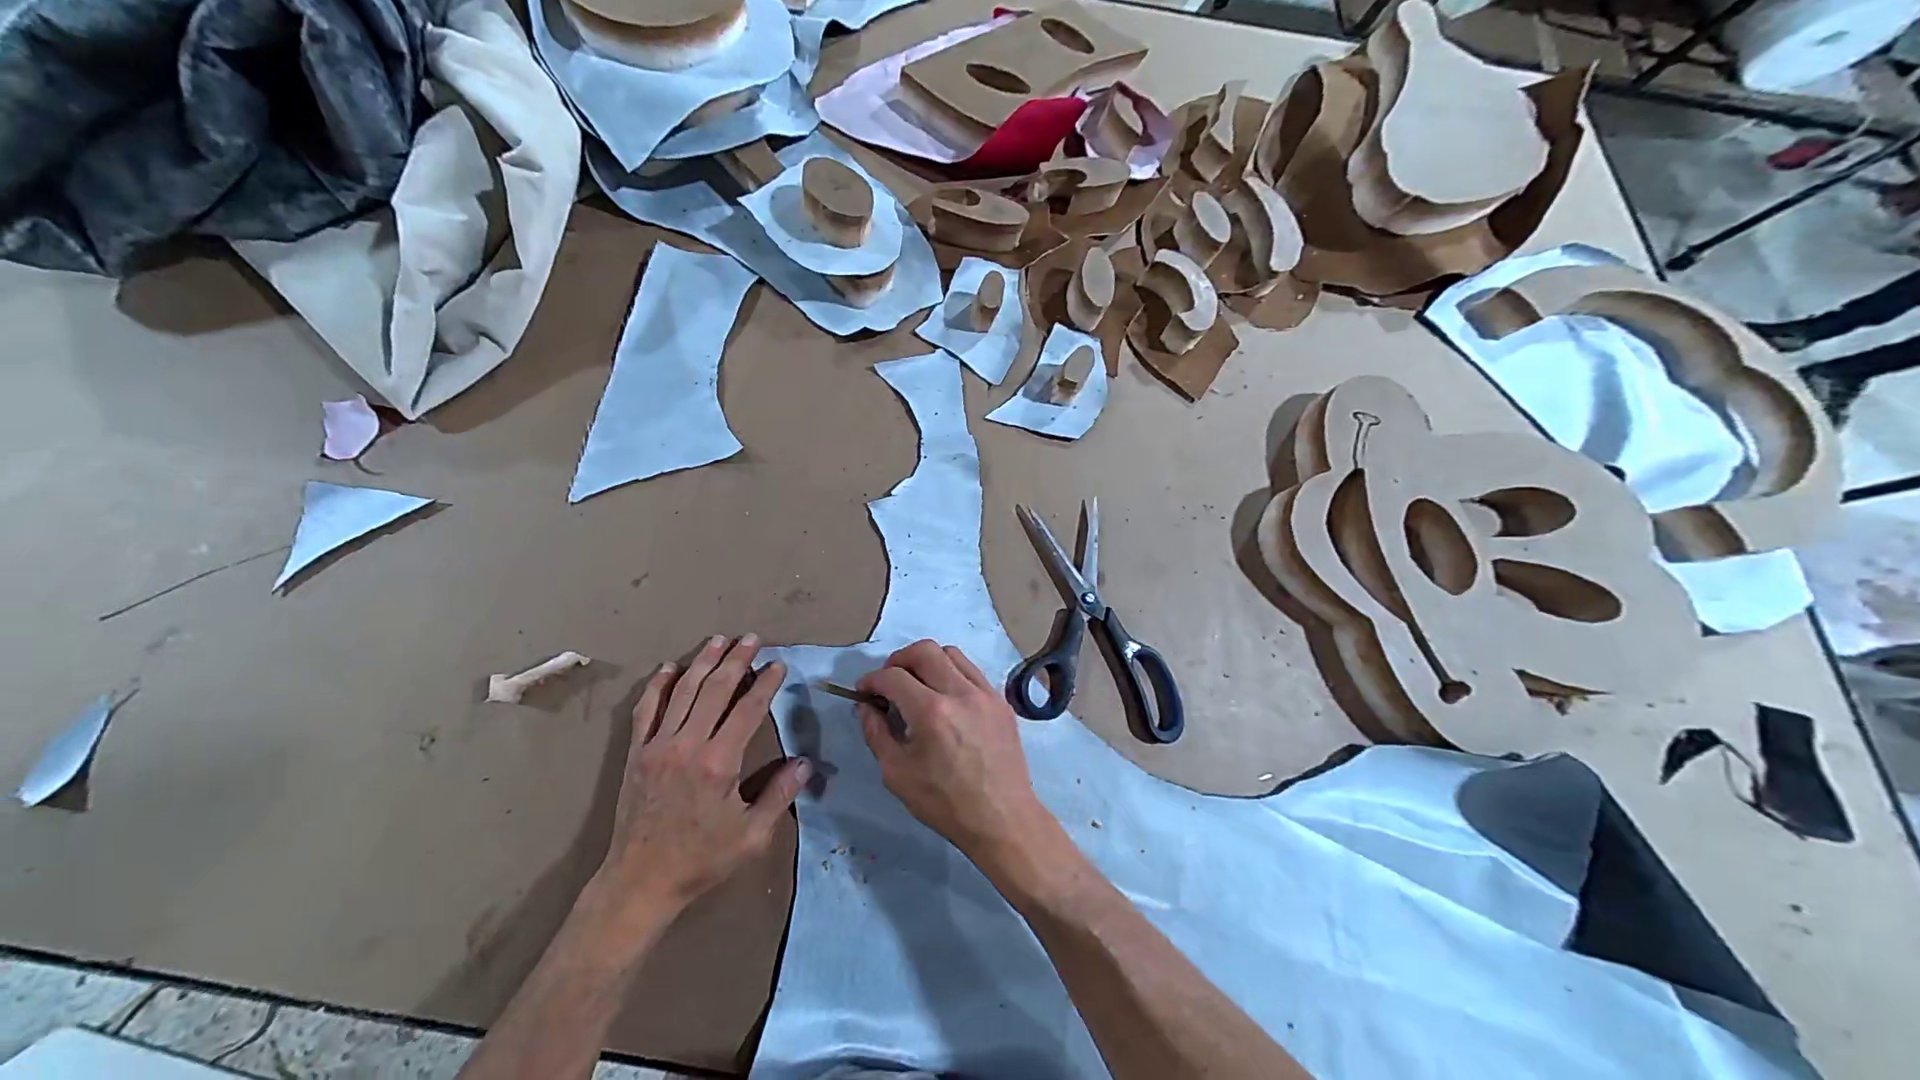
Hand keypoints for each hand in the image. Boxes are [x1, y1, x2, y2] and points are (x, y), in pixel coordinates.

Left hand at [595, 635, 809, 921]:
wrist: (640, 881)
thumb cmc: (702, 859)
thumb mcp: (752, 836)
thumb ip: (780, 795)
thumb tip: (804, 763)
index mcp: (719, 763)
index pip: (747, 709)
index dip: (765, 683)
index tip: (778, 665)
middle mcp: (687, 745)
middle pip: (715, 689)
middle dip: (736, 660)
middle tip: (752, 638)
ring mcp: (657, 745)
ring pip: (682, 691)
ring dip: (703, 662)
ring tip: (719, 640)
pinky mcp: (636, 753)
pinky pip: (646, 709)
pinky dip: (658, 684)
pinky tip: (670, 667)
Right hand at [856, 640, 1047, 860]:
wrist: (1002, 818)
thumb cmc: (945, 803)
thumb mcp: (897, 773)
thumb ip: (876, 733)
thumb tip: (867, 707)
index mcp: (931, 711)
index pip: (893, 676)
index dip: (872, 680)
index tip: (864, 692)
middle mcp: (960, 692)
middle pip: (924, 650)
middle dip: (898, 660)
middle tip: (889, 682)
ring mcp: (985, 694)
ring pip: (951, 654)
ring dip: (928, 662)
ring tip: (918, 686)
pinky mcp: (1001, 701)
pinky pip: (972, 671)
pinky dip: (952, 673)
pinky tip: (945, 697)